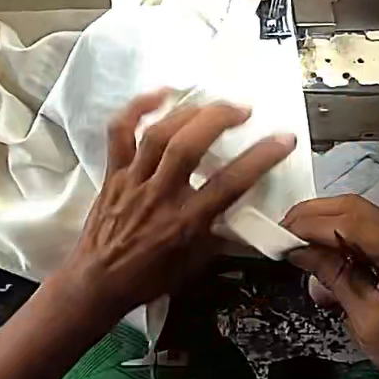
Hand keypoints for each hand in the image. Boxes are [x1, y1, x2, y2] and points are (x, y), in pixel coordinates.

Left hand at [48, 90, 296, 324]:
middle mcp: (159, 196)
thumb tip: (248, 220)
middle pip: (188, 147)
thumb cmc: (146, 277)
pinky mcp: (115, 173)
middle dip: (219, 119)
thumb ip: (221, 237)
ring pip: (158, 135)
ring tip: (211, 103)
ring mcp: (134, 181)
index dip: (260, 158)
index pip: (229, 184)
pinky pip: (120, 133)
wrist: (97, 283)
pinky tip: (159, 95)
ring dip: (188, 112)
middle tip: (242, 110)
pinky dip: (137, 108)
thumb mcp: (194, 264)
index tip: (282, 140)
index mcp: (184, 223)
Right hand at [282, 196, 378, 378]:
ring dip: (322, 226)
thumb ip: (335, 277)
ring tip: (293, 243)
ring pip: (358, 217)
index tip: (276, 234)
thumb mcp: (369, 323)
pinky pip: (366, 234)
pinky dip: (337, 239)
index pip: (352, 222)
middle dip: (312, 217)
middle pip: (354, 210)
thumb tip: (296, 248)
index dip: (310, 223)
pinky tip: (318, 256)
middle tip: (278, 232)